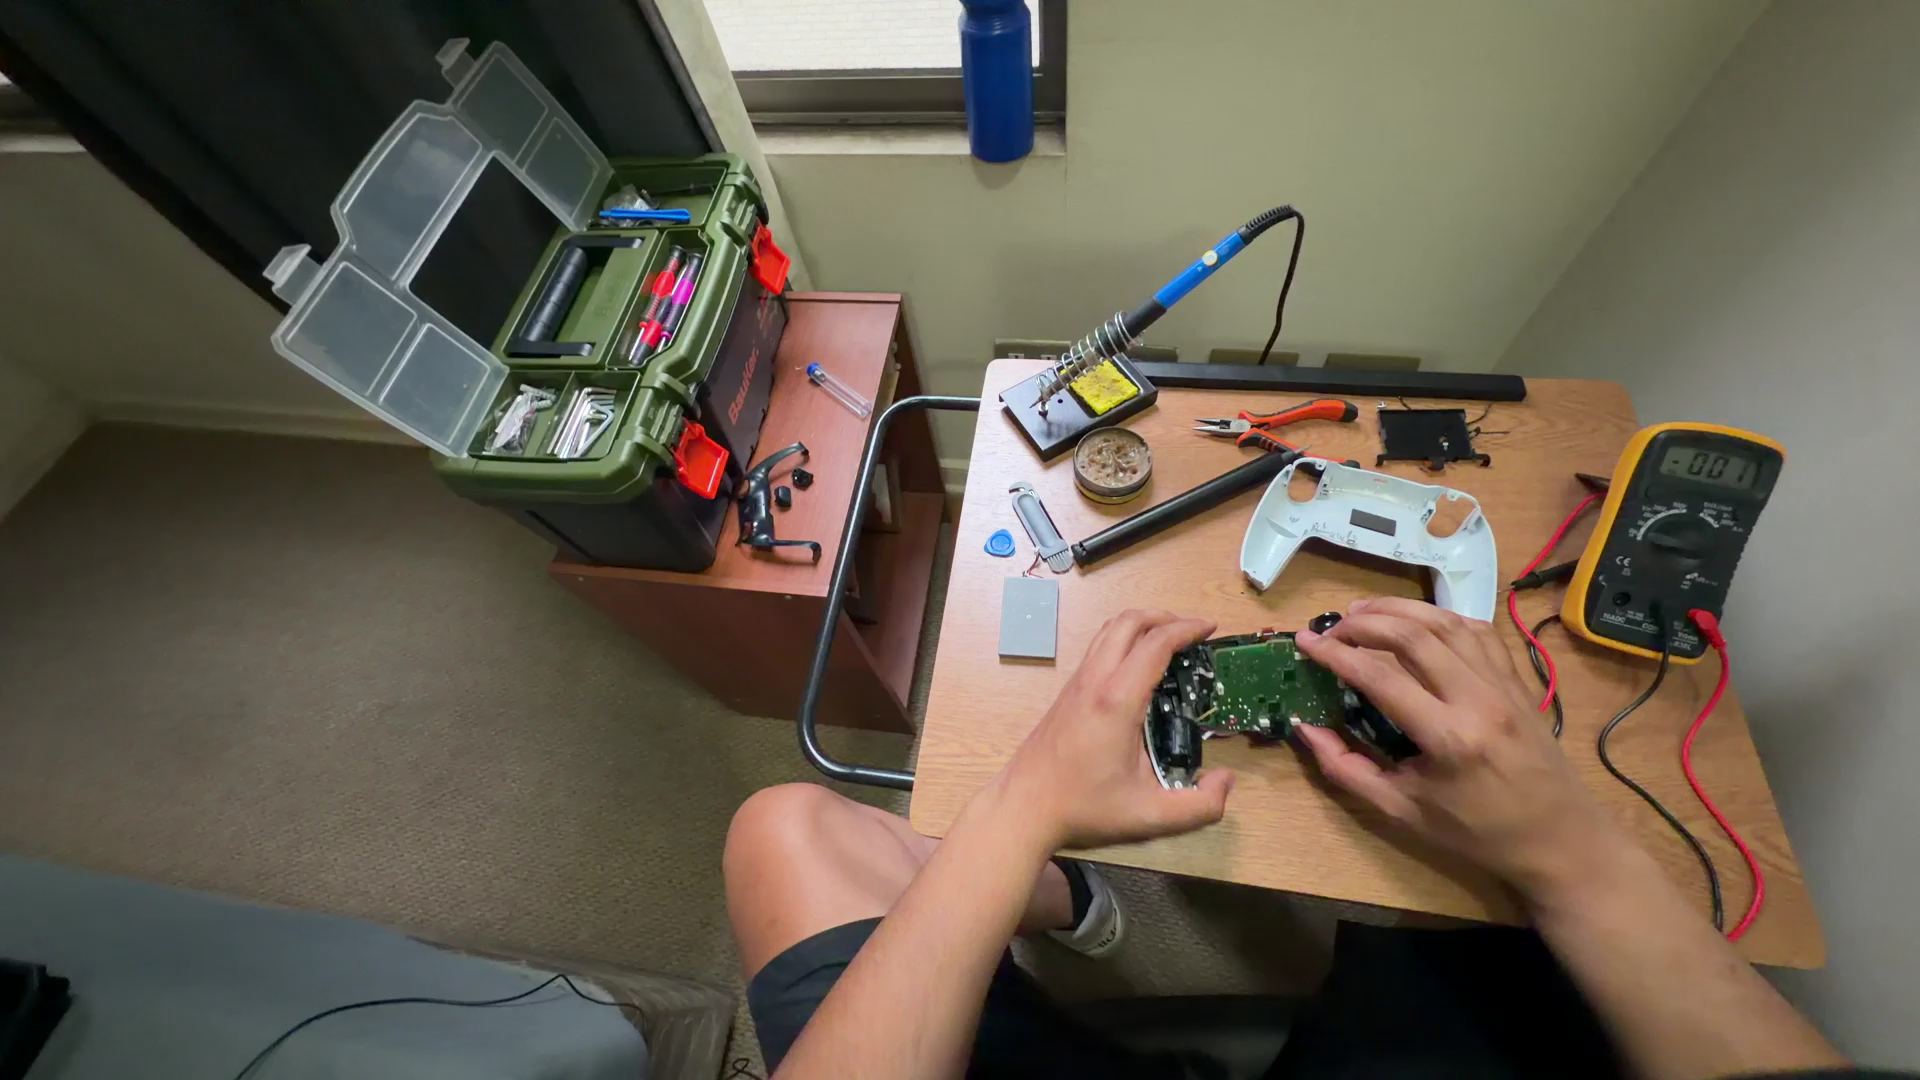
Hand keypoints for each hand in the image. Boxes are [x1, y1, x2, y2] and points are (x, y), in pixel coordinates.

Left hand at [998, 609, 1234, 851]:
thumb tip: (1227, 780)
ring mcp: (1076, 683)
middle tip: (1192, 631)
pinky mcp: (1066, 692)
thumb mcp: (1150, 815)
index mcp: (1117, 700)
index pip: (1155, 644)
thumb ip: (1200, 806)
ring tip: (1168, 641)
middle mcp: (1094, 681)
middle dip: (1164, 617)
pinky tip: (1137, 667)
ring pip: (1107, 631)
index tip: (1211, 626)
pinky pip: (1097, 649)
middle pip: (1127, 622)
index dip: (1186, 628)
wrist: (1024, 805)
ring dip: (1140, 625)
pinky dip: (1122, 640)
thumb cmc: (1085, 807)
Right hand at [1293, 597, 1625, 901]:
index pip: (1379, 677)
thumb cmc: (1476, 832)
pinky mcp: (1519, 681)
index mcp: (1448, 737)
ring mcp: (1504, 685)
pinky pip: (1477, 631)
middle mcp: (1478, 700)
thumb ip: (1344, 768)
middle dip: (1363, 623)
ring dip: (1398, 609)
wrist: (1563, 841)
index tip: (1305, 642)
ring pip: (1446, 623)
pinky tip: (1414, 622)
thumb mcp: (1400, 810)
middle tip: (1332, 629)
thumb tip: (1305, 727)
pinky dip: (1440, 617)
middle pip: (1413, 635)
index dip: (1335, 654)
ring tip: (1362, 611)